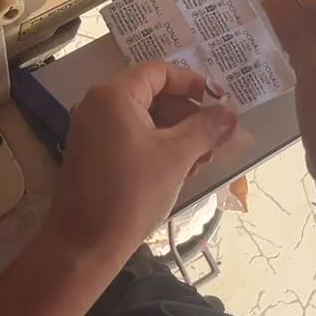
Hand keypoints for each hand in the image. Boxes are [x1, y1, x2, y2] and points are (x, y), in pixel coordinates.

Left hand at [45, 61, 239, 268]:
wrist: (85, 243)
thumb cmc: (132, 192)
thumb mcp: (176, 156)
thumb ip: (205, 128)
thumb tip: (230, 112)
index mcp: (113, 96)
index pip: (159, 72)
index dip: (193, 83)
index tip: (221, 102)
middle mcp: (98, 105)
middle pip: (153, 94)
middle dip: (188, 114)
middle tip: (216, 138)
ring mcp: (92, 130)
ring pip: (144, 119)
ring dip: (177, 134)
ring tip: (203, 159)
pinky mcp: (93, 153)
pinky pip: (131, 137)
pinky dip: (157, 146)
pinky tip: (180, 170)